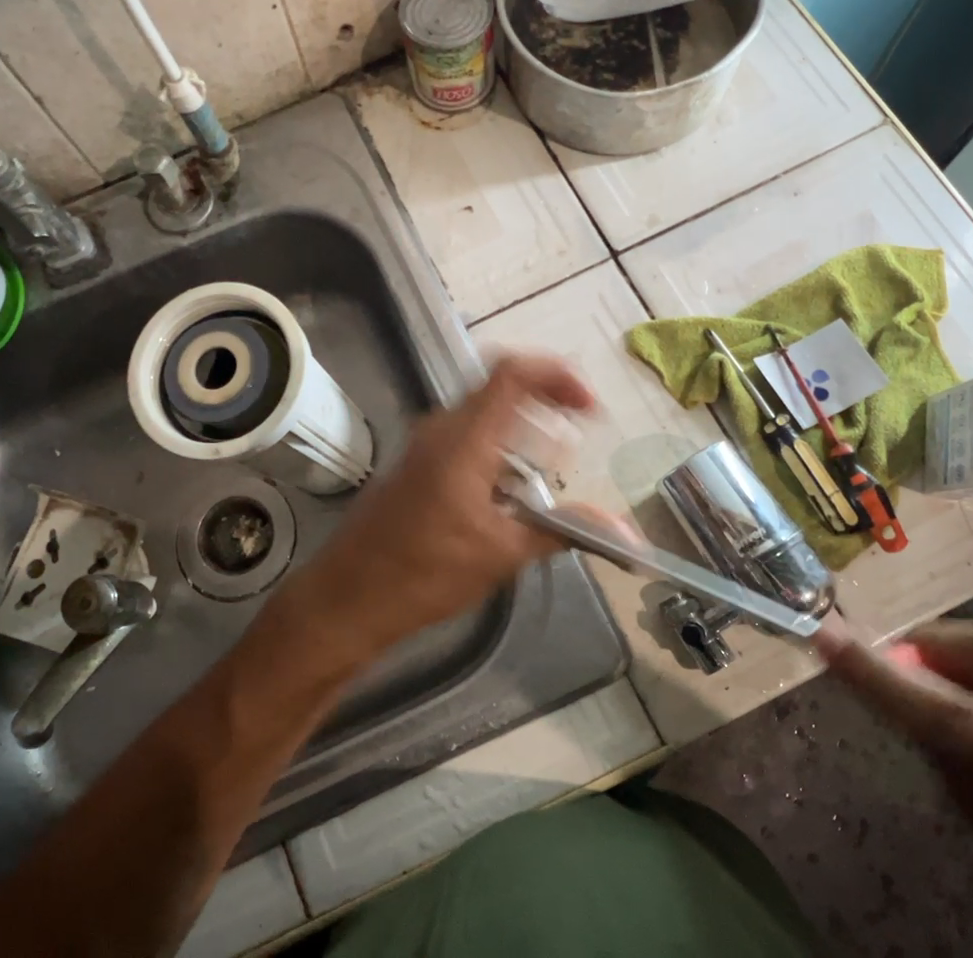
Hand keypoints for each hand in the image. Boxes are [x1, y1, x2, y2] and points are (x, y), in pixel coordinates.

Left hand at [284, 353, 594, 654]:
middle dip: (545, 408)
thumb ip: (564, 531)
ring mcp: (422, 449)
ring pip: (481, 420)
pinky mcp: (413, 470)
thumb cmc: (425, 572)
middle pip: (500, 393)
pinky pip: (463, 443)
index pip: (514, 374)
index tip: (589, 408)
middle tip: (576, 441)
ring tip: (550, 473)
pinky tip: (510, 499)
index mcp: (464, 438)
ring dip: (520, 436)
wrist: (347, 599)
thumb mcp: (502, 553)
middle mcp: (441, 431)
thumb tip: (625, 532)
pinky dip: (496, 456)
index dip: (557, 377)